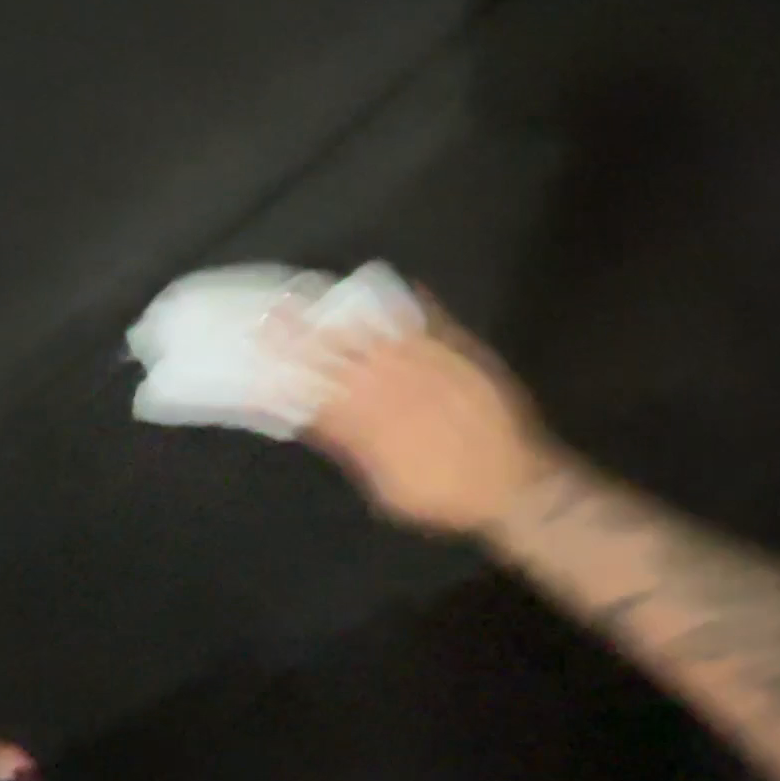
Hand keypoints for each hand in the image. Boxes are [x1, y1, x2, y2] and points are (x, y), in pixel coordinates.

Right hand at [298, 293, 559, 535]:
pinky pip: (434, 322)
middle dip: (305, 331)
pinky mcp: (461, 355)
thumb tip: (313, 418)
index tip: (262, 347)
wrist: (517, 486)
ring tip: (321, 290)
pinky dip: (416, 305)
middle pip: (341, 352)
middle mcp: (396, 386)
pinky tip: (401, 285)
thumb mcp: (390, 488)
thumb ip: (352, 448)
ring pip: (378, 333)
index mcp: (372, 421)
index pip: (320, 386)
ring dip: (345, 313)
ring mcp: (429, 366)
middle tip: (275, 307)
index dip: (289, 366)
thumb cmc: (447, 495)